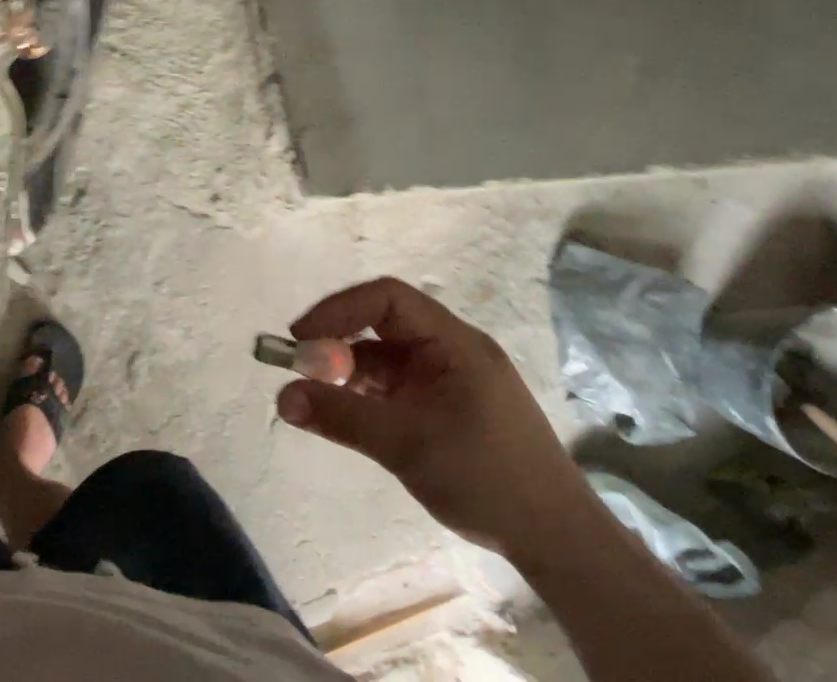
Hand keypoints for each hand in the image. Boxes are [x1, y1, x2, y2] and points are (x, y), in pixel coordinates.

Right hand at [275, 277, 598, 558]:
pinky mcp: (444, 408)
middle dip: (336, 341)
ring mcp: (448, 380)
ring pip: (384, 359)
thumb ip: (341, 416)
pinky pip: (393, 387)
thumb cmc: (486, 478)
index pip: (387, 299)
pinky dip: (363, 395)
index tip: (300, 339)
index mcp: (454, 344)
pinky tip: (343, 414)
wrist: (555, 537)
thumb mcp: (405, 443)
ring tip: (314, 397)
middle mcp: (451, 352)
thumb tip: (281, 398)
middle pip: (382, 325)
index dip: (338, 310)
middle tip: (299, 369)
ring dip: (346, 371)